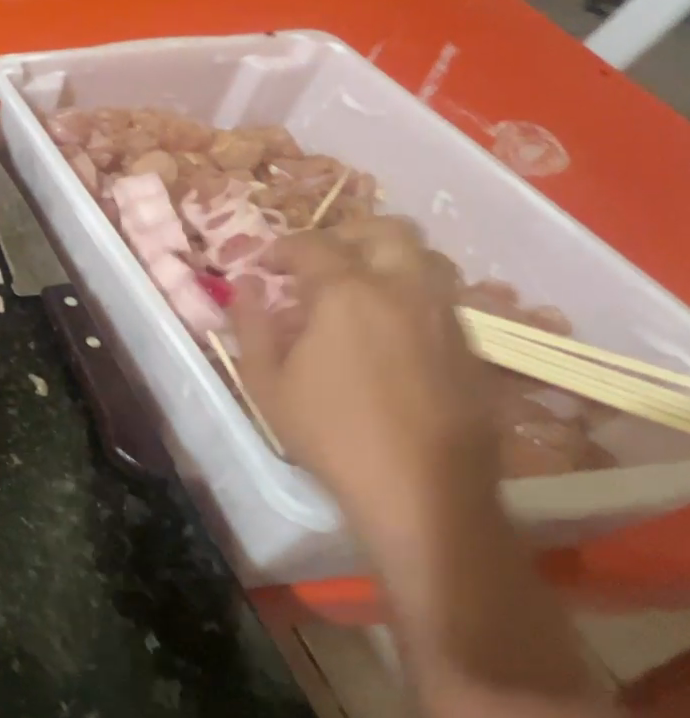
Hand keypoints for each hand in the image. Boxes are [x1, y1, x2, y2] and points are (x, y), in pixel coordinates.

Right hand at [231, 218, 497, 541]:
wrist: (421, 487)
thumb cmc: (329, 432)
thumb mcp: (266, 382)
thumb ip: (252, 324)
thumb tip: (246, 286)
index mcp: (346, 293)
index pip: (312, 244)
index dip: (281, 248)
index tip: (263, 266)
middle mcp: (403, 289)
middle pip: (384, 230)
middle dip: (344, 234)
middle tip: (316, 262)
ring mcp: (446, 314)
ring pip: (424, 257)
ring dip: (386, 258)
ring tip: (356, 288)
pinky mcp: (471, 343)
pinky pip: (442, 294)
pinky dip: (410, 292)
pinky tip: (387, 327)